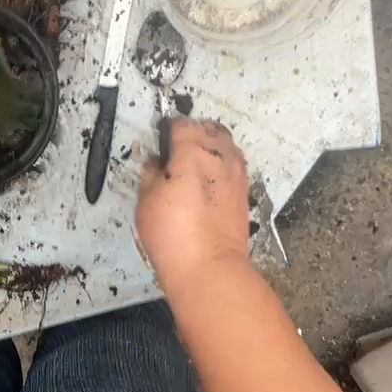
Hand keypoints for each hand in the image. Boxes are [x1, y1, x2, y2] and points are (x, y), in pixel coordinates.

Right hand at [136, 117, 252, 292]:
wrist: (209, 267)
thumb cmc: (173, 235)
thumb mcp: (147, 202)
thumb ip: (151, 174)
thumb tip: (156, 163)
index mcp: (193, 150)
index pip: (182, 123)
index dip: (167, 130)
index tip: (159, 143)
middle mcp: (220, 155)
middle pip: (208, 128)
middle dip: (192, 135)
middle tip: (174, 155)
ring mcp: (237, 173)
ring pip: (225, 145)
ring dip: (209, 149)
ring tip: (192, 170)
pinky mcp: (244, 192)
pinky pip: (233, 166)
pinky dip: (220, 167)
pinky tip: (206, 186)